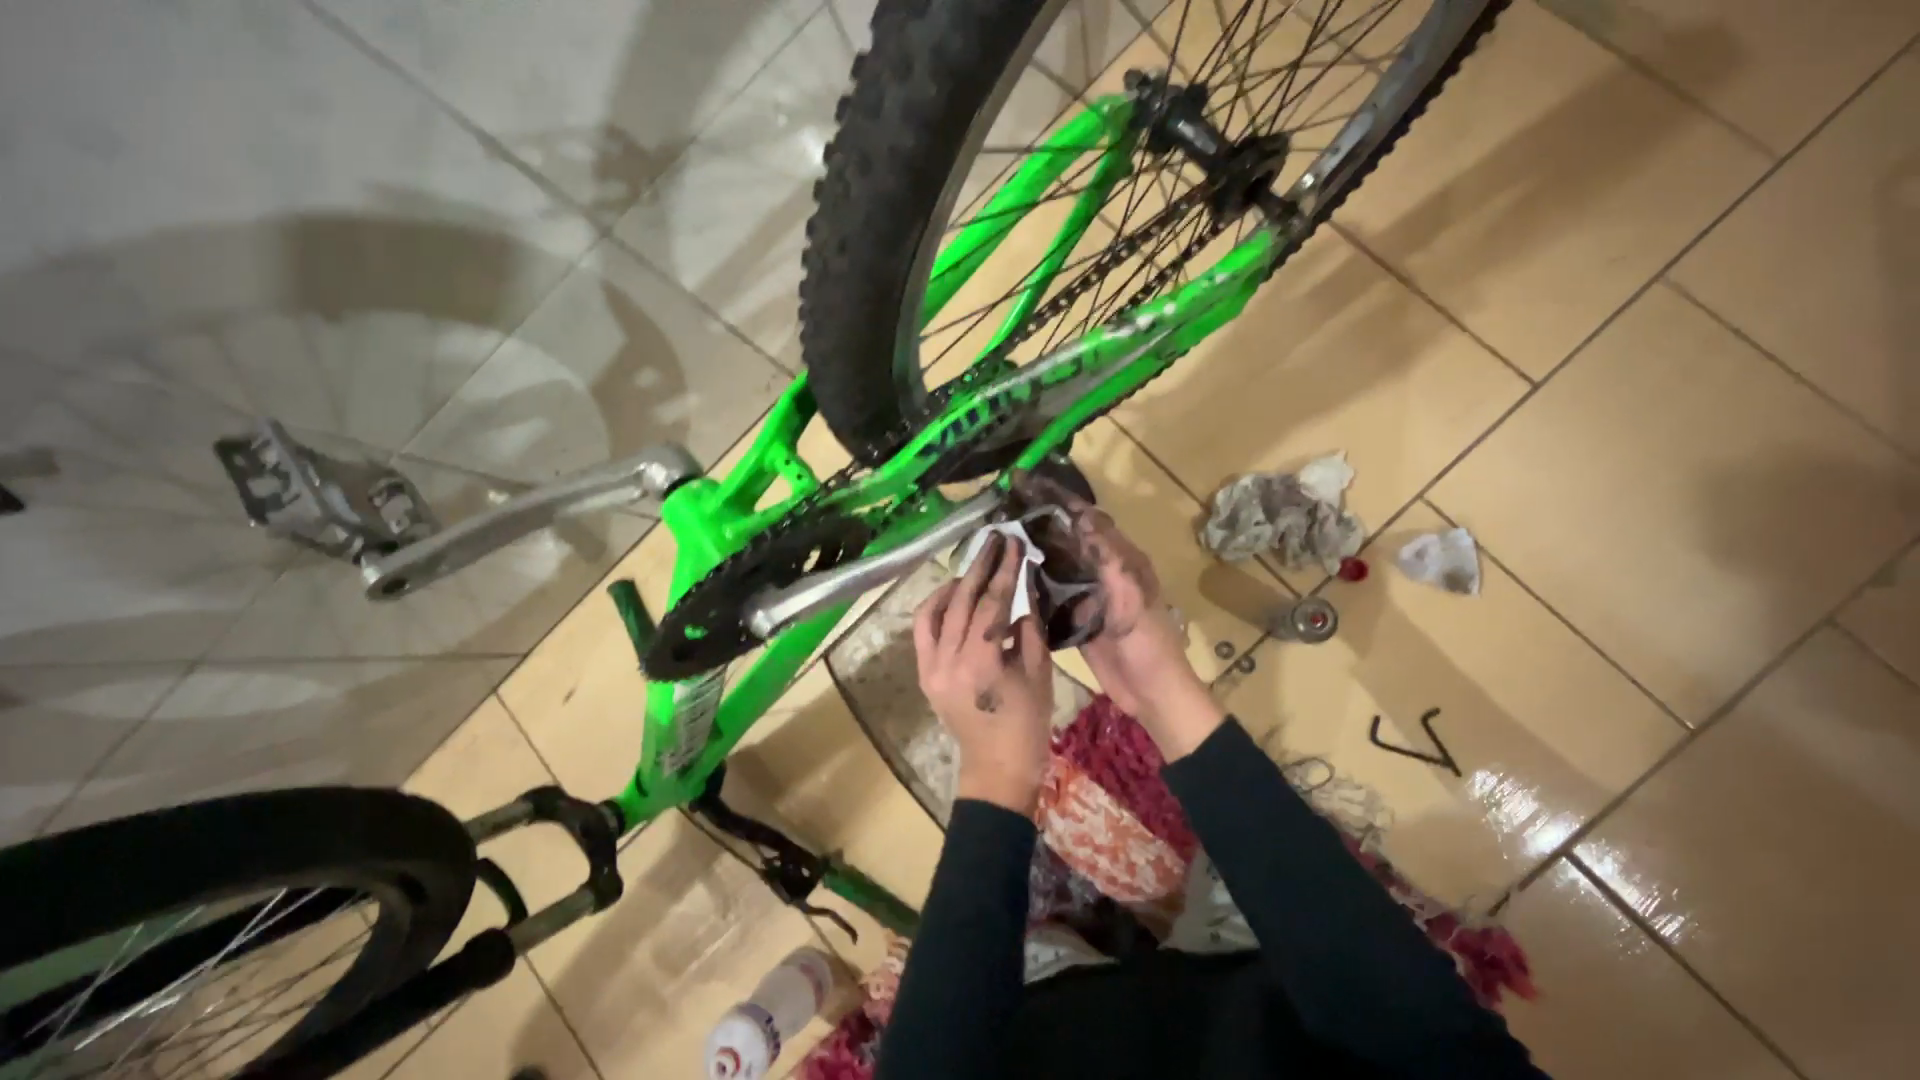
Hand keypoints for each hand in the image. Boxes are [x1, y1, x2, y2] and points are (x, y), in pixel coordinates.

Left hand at [914, 533, 1055, 814]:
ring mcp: (931, 669)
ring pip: (934, 612)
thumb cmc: (1027, 723)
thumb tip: (1023, 589)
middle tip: (994, 540)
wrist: (997, 767)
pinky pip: (924, 632)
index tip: (1012, 544)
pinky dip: (937, 609)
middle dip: (979, 567)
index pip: (991, 603)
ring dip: (954, 585)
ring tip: (973, 568)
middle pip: (962, 601)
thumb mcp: (1038, 673)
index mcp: (981, 663)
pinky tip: (954, 597)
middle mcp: (948, 661)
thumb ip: (1029, 627)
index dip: (1003, 571)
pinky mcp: (925, 675)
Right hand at [1013, 472, 1224, 758]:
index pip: (1086, 517)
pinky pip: (1053, 591)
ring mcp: (1090, 593)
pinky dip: (1033, 580)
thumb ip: (1110, 561)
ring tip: (999, 533)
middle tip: (1003, 504)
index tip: (1025, 481)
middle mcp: (1105, 569)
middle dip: (1039, 516)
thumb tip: (1084, 519)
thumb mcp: (1132, 599)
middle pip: (1068, 534)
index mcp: (1122, 558)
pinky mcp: (1079, 617)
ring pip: (1058, 560)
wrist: (1153, 692)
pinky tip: (1009, 575)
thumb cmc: (1149, 645)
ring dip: (1033, 545)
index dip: (1057, 497)